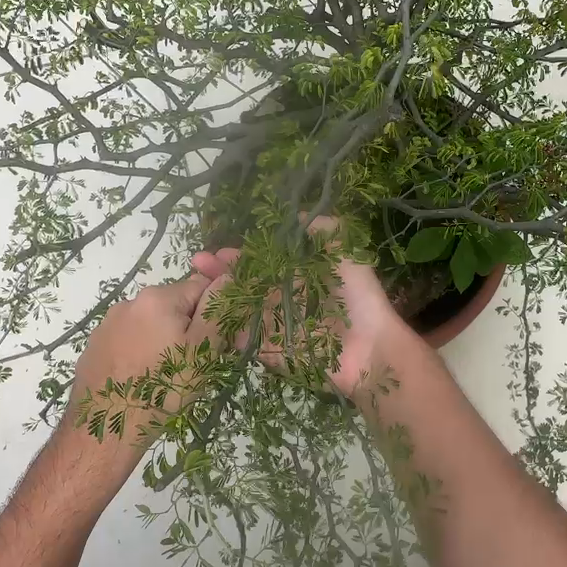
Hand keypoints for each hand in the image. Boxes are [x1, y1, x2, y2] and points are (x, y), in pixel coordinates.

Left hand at [64, 271, 229, 471]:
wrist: (105, 430)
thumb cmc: (163, 389)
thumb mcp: (201, 350)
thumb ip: (216, 310)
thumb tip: (228, 277)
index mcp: (158, 298)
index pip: (202, 288)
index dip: (216, 315)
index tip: (219, 343)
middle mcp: (129, 302)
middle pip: (175, 306)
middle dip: (189, 328)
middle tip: (194, 365)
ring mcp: (107, 325)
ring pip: (151, 324)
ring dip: (164, 341)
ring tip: (166, 376)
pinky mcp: (95, 347)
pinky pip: (129, 341)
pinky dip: (141, 353)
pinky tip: (142, 380)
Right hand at [190, 219, 413, 393]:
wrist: (369, 348)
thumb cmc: (358, 297)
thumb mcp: (346, 251)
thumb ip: (324, 229)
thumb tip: (296, 213)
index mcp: (301, 277)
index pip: (263, 263)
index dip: (240, 256)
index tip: (217, 250)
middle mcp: (286, 300)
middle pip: (246, 285)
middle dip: (221, 274)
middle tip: (197, 262)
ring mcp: (278, 328)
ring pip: (240, 310)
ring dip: (218, 298)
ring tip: (196, 285)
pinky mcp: (273, 354)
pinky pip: (245, 341)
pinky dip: (225, 330)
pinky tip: (204, 317)